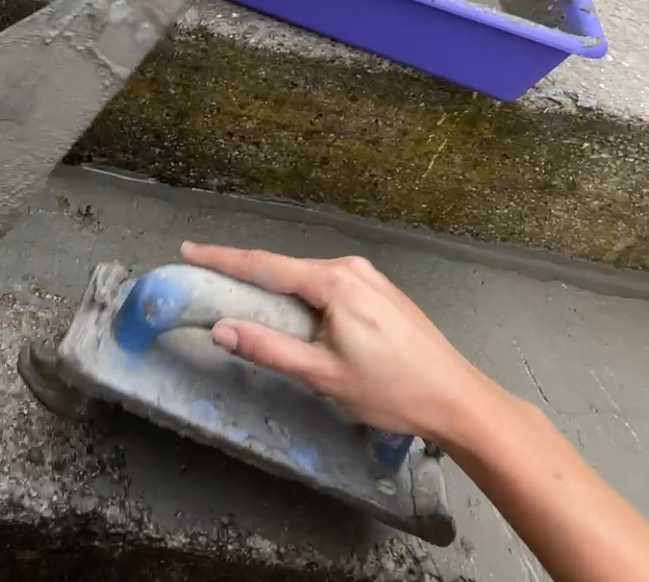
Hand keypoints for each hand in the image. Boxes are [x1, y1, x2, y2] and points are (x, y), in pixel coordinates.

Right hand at [181, 244, 648, 581]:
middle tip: (209, 276)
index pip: (264, 265)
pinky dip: (300, 292)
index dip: (222, 258)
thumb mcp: (323, 375)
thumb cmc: (391, 391)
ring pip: (305, 276)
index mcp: (333, 281)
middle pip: (284, 267)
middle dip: (245, 272)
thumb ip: (269, 348)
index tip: (188, 249)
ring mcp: (366, 275)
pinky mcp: (377, 288)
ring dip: (274, 285)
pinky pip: (325, 282)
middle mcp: (349, 267)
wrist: (459, 400)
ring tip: (246, 297)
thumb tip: (220, 328)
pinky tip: (294, 309)